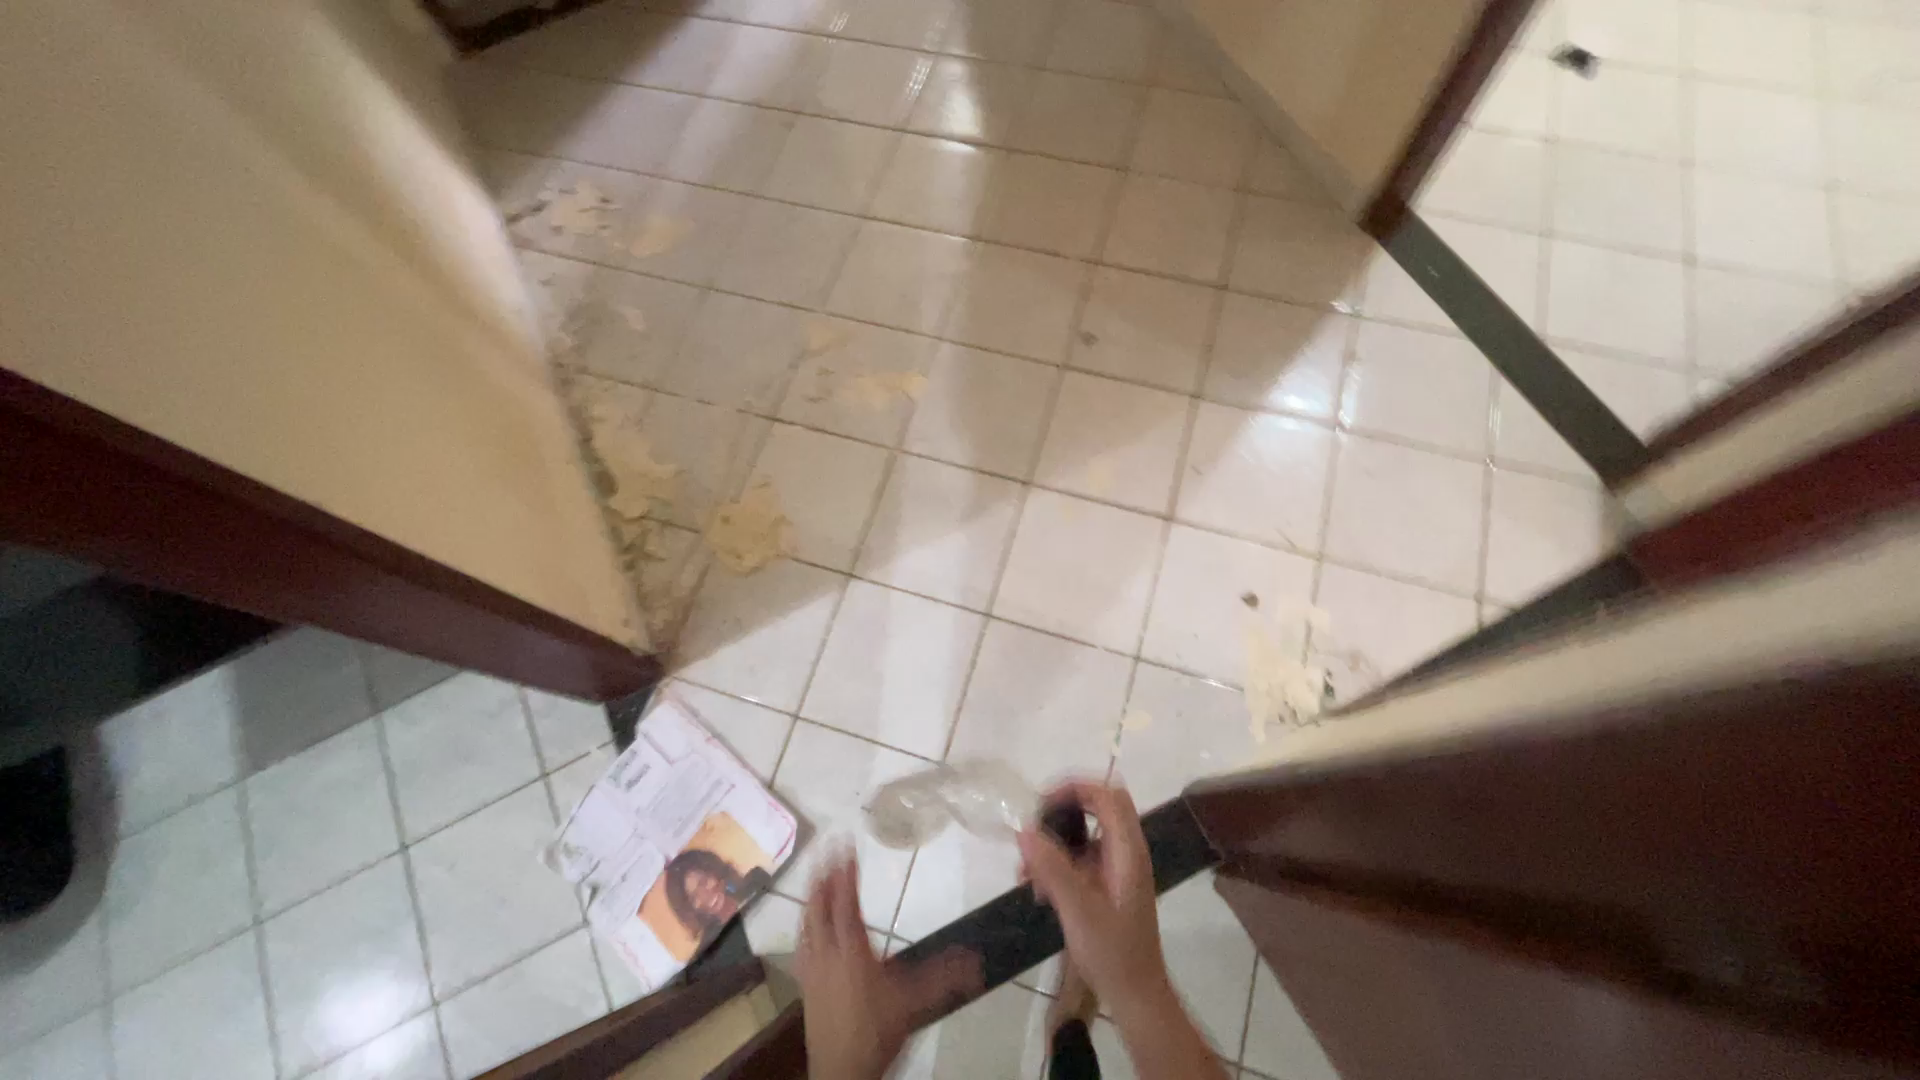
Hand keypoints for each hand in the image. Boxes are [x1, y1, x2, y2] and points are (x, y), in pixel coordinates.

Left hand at [796, 852, 981, 1079]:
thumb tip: (977, 959)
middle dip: (824, 874)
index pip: (847, 902)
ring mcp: (811, 967)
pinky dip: (805, 922)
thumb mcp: (914, 1001)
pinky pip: (801, 941)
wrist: (842, 1072)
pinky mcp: (804, 983)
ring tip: (816, 872)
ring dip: (812, 893)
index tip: (846, 846)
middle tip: (828, 847)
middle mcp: (827, 952)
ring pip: (807, 921)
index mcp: (852, 950)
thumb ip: (944, 976)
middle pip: (820, 904)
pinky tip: (807, 919)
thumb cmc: (878, 1031)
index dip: (845, 872)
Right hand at [1017, 781, 1175, 1019]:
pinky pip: (1083, 857)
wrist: (1136, 996)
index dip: (1075, 788)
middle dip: (1062, 809)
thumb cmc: (1112, 953)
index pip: (1108, 796)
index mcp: (1128, 851)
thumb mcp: (1078, 910)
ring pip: (1087, 832)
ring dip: (1056, 841)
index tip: (1041, 802)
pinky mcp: (1109, 884)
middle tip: (1032, 826)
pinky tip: (1037, 888)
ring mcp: (1119, 868)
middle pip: (1099, 806)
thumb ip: (1051, 867)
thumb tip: (1023, 830)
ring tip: (1026, 868)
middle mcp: (1127, 852)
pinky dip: (1059, 863)